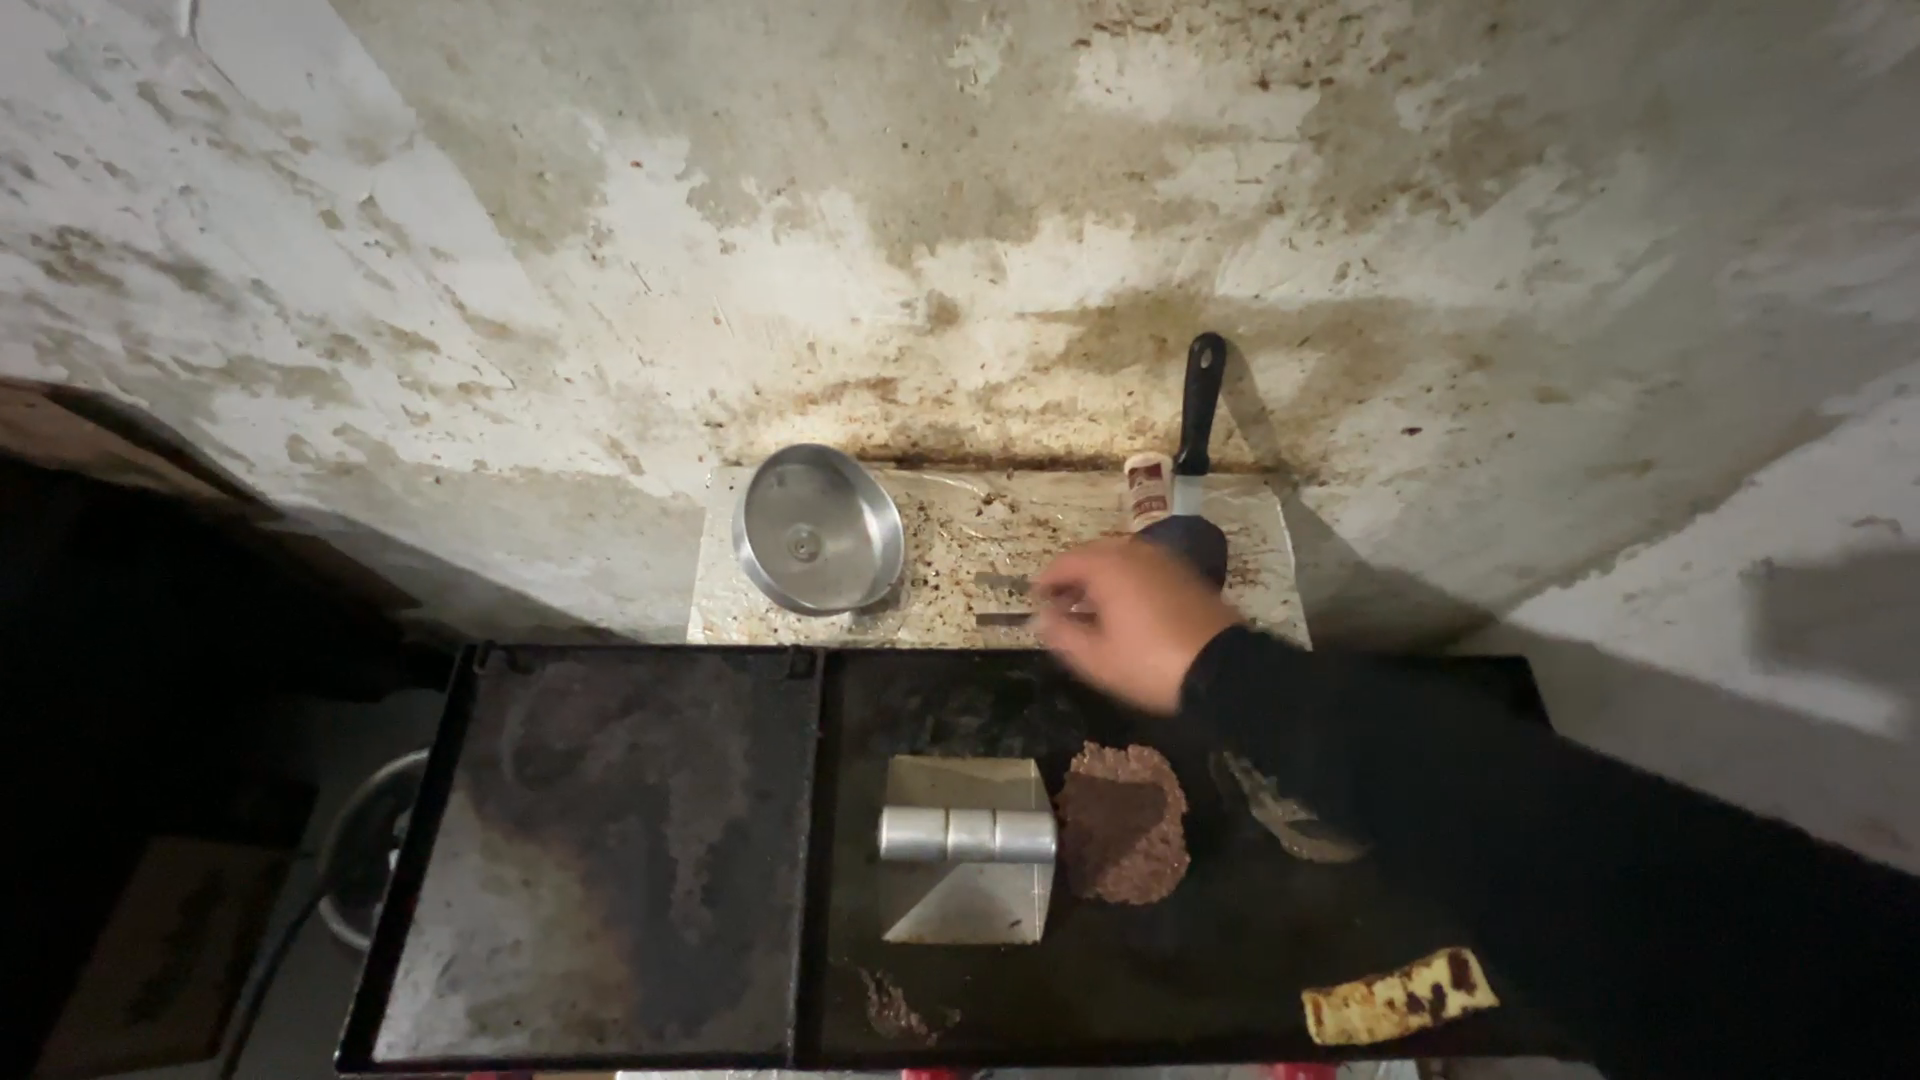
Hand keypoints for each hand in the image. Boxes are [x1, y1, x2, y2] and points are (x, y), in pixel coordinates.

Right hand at [1032, 536, 1243, 714]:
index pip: (1064, 562)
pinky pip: (1144, 568)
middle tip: (1061, 605)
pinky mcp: (1185, 574)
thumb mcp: (1095, 658)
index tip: (1036, 601)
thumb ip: (1060, 633)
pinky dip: (1126, 581)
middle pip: (1092, 554)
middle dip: (1072, 577)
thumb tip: (1042, 617)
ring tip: (1091, 609)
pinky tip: (1125, 609)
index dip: (1045, 582)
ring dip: (1100, 578)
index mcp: (1107, 566)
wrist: (1222, 669)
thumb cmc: (1149, 663)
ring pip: (1120, 559)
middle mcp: (1134, 552)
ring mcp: (1164, 560)